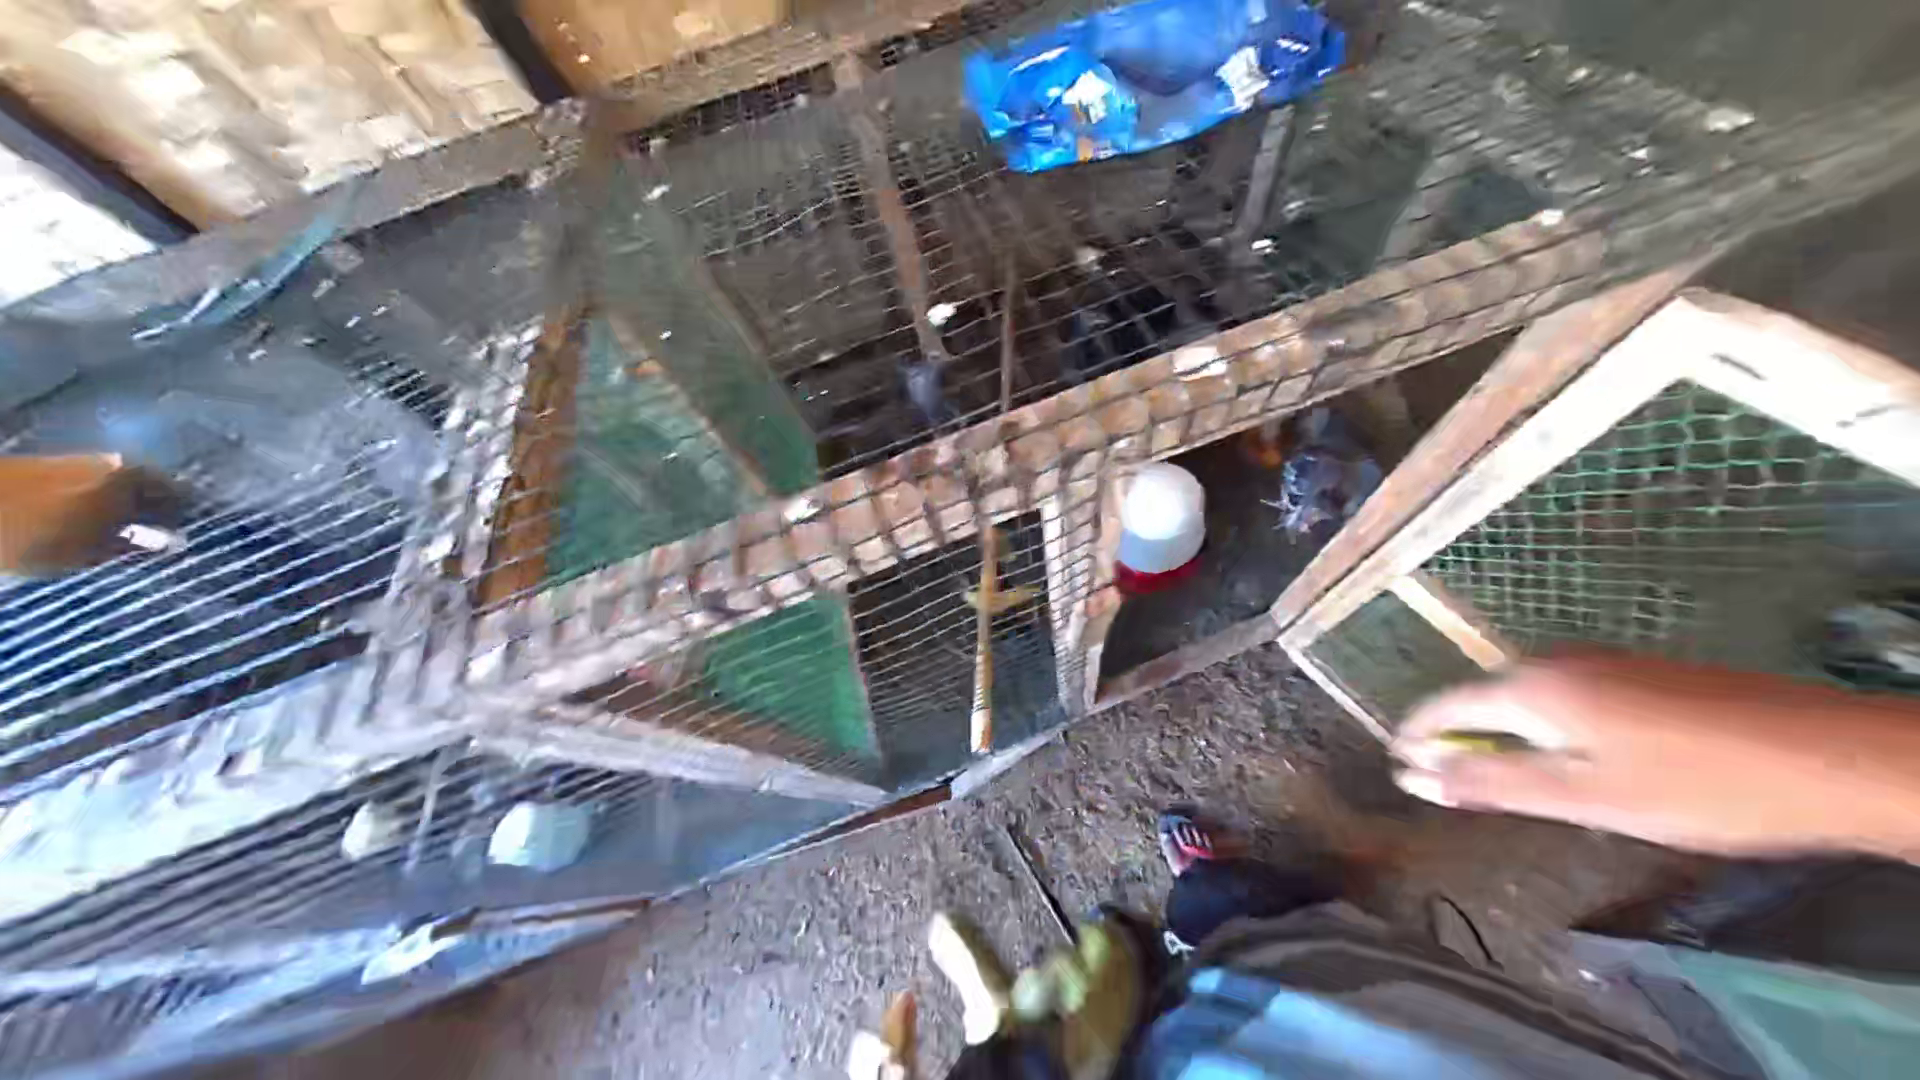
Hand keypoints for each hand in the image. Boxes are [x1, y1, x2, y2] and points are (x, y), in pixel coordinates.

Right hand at [1392, 653, 1919, 859]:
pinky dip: (1545, 725)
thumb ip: (1489, 783)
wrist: (1846, 759)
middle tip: (1468, 788)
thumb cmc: (1699, 786)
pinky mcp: (1632, 668)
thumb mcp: (1583, 796)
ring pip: (1521, 698)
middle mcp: (1548, 660)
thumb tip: (1412, 778)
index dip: (1415, 739)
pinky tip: (1583, 757)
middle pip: (1480, 700)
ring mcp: (1594, 659)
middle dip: (1463, 741)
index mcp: (1526, 687)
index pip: (1440, 708)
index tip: (1402, 770)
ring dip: (1506, 734)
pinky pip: (1559, 694)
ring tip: (1524, 780)